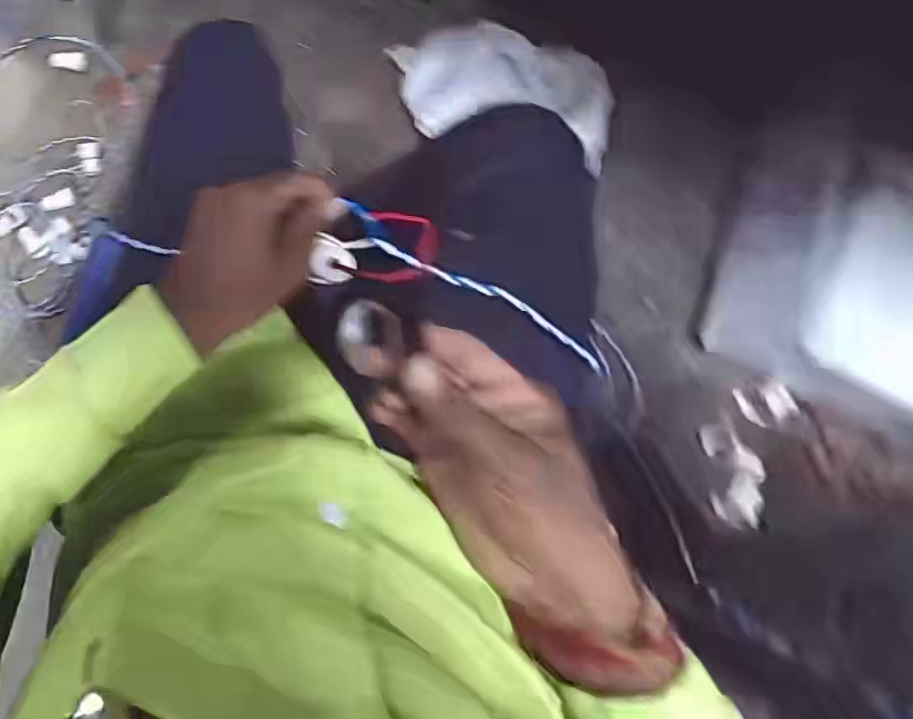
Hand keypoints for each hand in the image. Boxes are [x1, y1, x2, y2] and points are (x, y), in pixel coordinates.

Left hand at [155, 172, 333, 355]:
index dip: (323, 193)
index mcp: (253, 197)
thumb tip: (331, 202)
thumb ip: (311, 226)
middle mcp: (230, 188)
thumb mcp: (290, 264)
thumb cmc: (245, 293)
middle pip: (277, 184)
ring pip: (258, 193)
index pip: (300, 179)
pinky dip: (256, 213)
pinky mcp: (202, 209)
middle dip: (300, 202)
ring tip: (290, 238)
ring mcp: (212, 196)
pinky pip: (239, 202)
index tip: (335, 215)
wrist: (190, 312)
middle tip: (316, 231)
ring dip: (278, 209)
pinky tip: (264, 238)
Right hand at [367, 327, 682, 694]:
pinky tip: (377, 411)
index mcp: (510, 392)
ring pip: (412, 391)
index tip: (378, 327)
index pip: (458, 348)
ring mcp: (454, 426)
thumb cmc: (544, 513)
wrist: (551, 586)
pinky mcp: (434, 451)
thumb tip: (411, 361)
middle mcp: (478, 400)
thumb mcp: (504, 458)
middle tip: (360, 355)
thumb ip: (453, 410)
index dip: (421, 337)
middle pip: (429, 366)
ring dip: (390, 386)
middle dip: (397, 359)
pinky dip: (389, 412)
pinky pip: (405, 420)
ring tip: (366, 384)